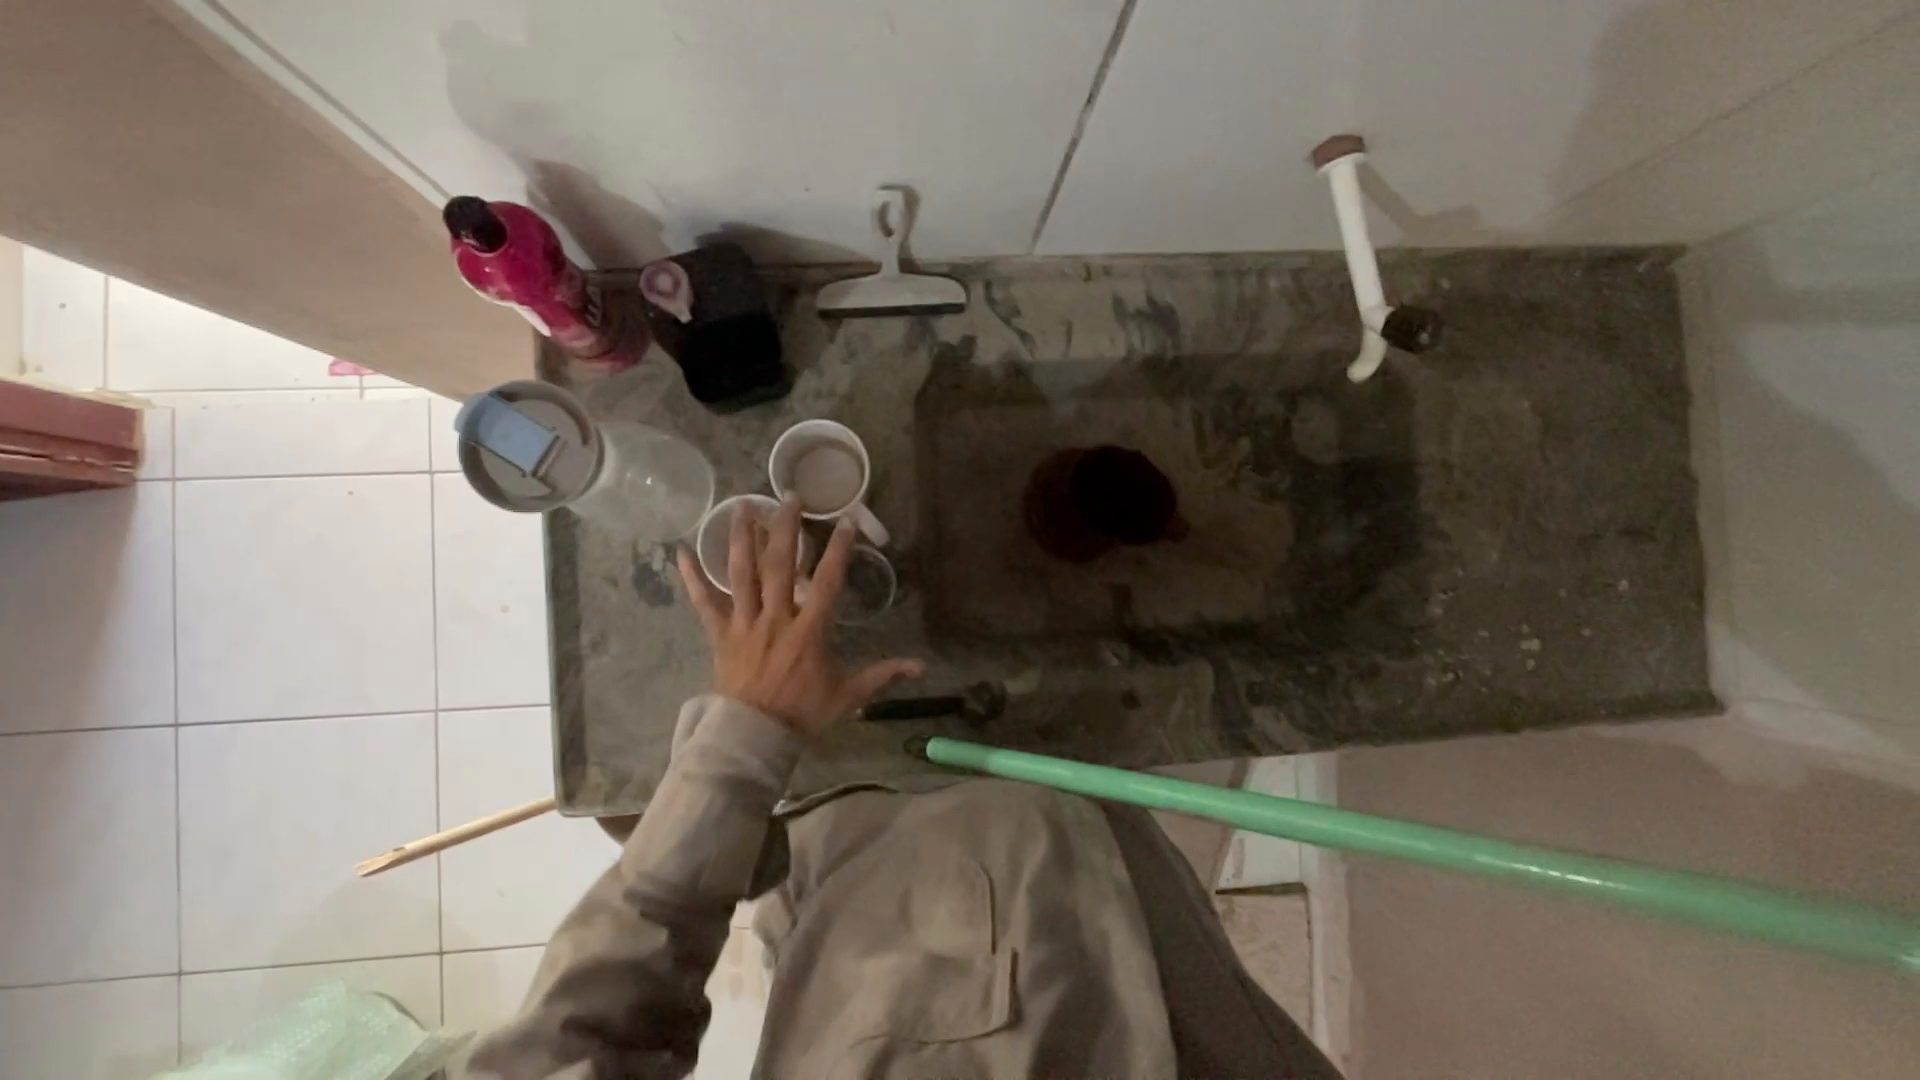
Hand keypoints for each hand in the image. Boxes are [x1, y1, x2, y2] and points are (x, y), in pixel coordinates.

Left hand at [677, 496, 923, 736]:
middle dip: (786, 528)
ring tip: (742, 506)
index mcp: (808, 631)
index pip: (828, 581)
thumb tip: (921, 667)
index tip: (846, 520)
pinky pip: (703, 603)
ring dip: (742, 537)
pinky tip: (680, 552)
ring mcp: (744, 624)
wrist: (753, 739)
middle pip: (780, 565)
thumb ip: (882, 675)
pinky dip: (691, 579)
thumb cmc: (801, 715)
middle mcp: (776, 618)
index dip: (838, 549)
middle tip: (789, 497)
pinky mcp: (720, 635)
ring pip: (741, 573)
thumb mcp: (847, 696)